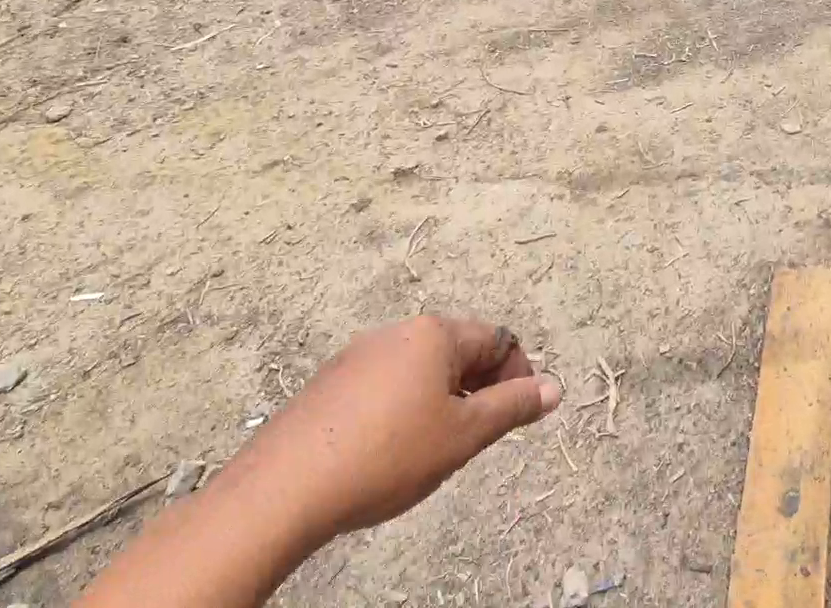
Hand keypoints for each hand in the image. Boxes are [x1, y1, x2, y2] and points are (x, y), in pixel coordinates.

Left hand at [216, 316, 561, 541]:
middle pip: (459, 351)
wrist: (277, 496)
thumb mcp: (465, 434)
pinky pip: (384, 385)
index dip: (519, 375)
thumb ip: (514, 406)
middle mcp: (394, 333)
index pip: (499, 341)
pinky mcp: (324, 387)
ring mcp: (353, 358)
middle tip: (480, 431)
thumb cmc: (387, 455)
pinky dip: (403, 407)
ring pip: (420, 369)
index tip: (520, 414)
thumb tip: (554, 388)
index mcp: (434, 334)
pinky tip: (391, 449)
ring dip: (443, 398)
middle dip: (480, 386)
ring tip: (436, 444)